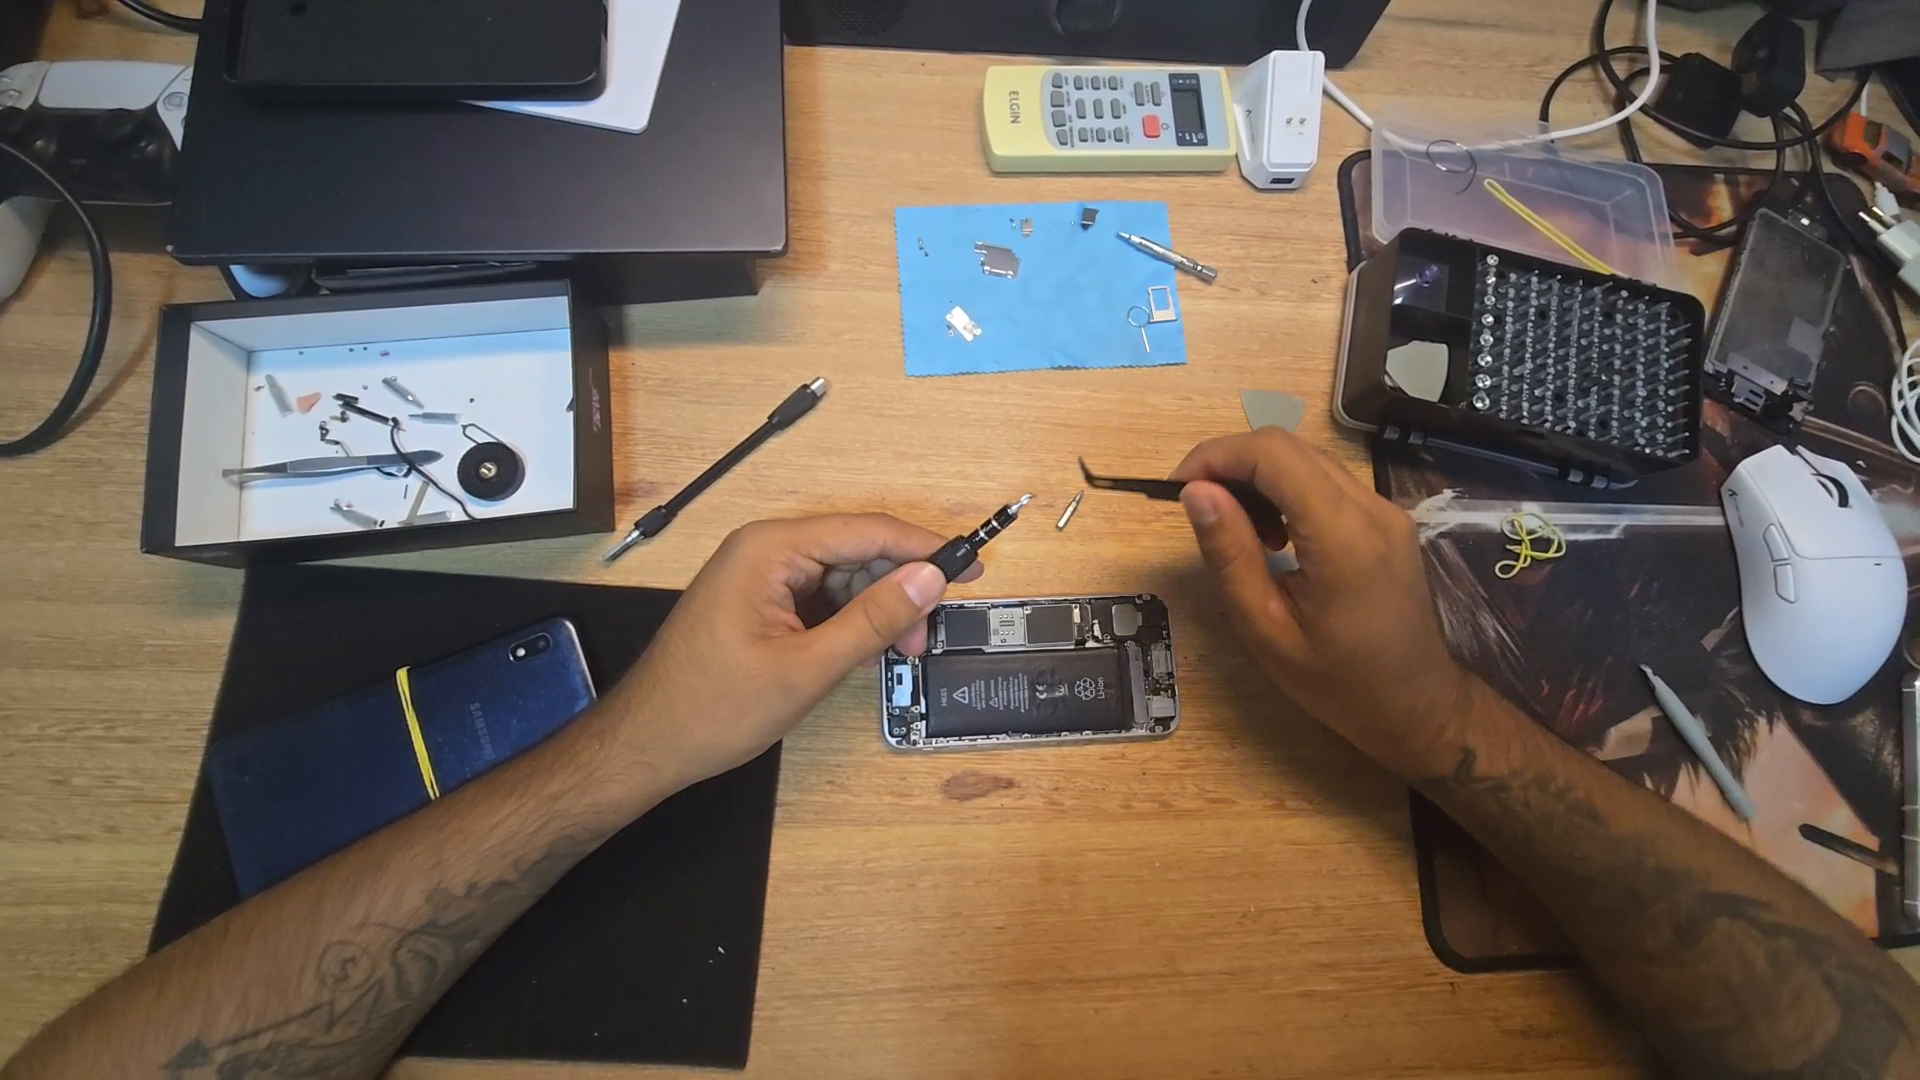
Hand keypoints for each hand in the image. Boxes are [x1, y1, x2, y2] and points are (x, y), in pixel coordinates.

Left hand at [609, 514, 981, 790]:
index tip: (971, 567)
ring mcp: (762, 575)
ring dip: (875, 610)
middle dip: (896, 590)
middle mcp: (766, 549)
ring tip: (896, 652)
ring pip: (842, 578)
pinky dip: (849, 621)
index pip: (865, 531)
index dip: (922, 547)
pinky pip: (821, 598)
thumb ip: (874, 619)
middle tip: (924, 637)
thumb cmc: (716, 708)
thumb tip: (932, 577)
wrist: (646, 746)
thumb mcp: (808, 667)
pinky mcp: (762, 601)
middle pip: (855, 552)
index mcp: (771, 548)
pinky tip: (864, 650)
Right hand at [1170, 429, 1472, 776]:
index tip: (1178, 487)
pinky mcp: (1385, 517)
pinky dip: (1283, 490)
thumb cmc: (1335, 681)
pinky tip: (1271, 535)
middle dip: (1229, 463)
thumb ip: (1229, 553)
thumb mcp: (1264, 626)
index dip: (1216, 456)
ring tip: (1235, 530)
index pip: (1273, 455)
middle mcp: (1371, 508)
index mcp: (1342, 537)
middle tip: (1197, 507)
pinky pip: (1324, 480)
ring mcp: (1385, 509)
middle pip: (1288, 447)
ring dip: (1255, 477)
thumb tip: (1194, 492)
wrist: (1415, 705)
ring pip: (1305, 458)